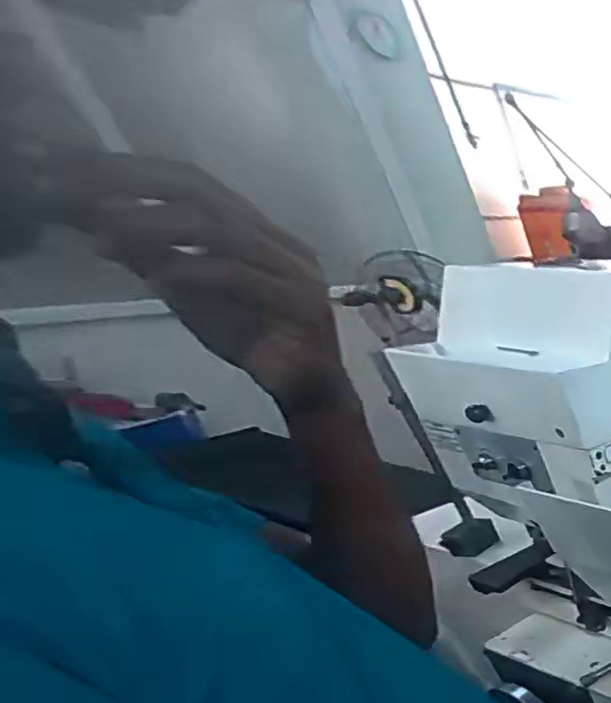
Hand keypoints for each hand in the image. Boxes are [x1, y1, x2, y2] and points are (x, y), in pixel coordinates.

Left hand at [53, 152, 352, 415]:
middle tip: (70, 193)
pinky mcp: (305, 303)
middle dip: (130, 186)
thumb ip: (149, 250)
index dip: (127, 169)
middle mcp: (285, 247)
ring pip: (221, 229)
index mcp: (262, 235)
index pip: (194, 182)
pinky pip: (236, 274)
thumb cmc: (249, 337)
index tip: (64, 171)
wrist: (301, 384)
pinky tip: (160, 281)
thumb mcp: (183, 285)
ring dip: (152, 227)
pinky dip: (188, 271)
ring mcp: (300, 275)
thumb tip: (84, 212)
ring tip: (107, 240)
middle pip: (205, 194)